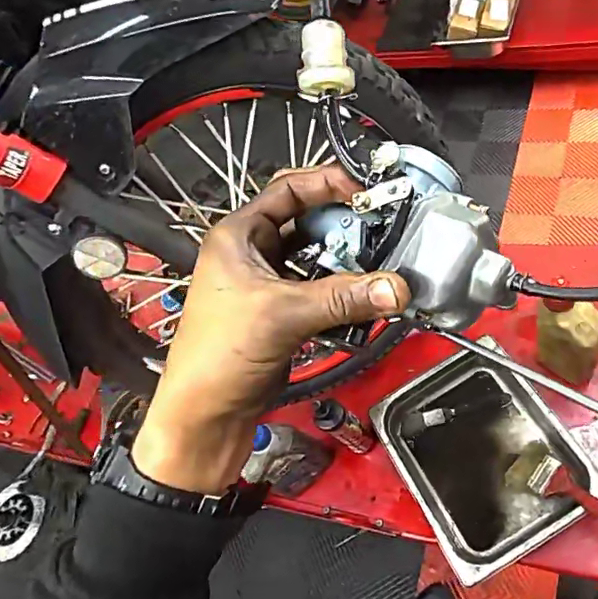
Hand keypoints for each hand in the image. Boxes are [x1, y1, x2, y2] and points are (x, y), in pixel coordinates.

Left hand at [132, 165, 407, 494]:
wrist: (207, 415)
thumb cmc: (212, 358)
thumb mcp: (282, 314)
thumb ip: (342, 298)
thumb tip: (391, 286)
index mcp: (237, 237)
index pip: (288, 189)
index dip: (327, 183)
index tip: (363, 191)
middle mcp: (253, 255)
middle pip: (310, 224)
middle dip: (345, 227)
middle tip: (379, 230)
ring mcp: (270, 285)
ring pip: (320, 259)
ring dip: (348, 263)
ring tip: (376, 265)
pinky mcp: (285, 313)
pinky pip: (324, 291)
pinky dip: (345, 293)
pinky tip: (363, 299)